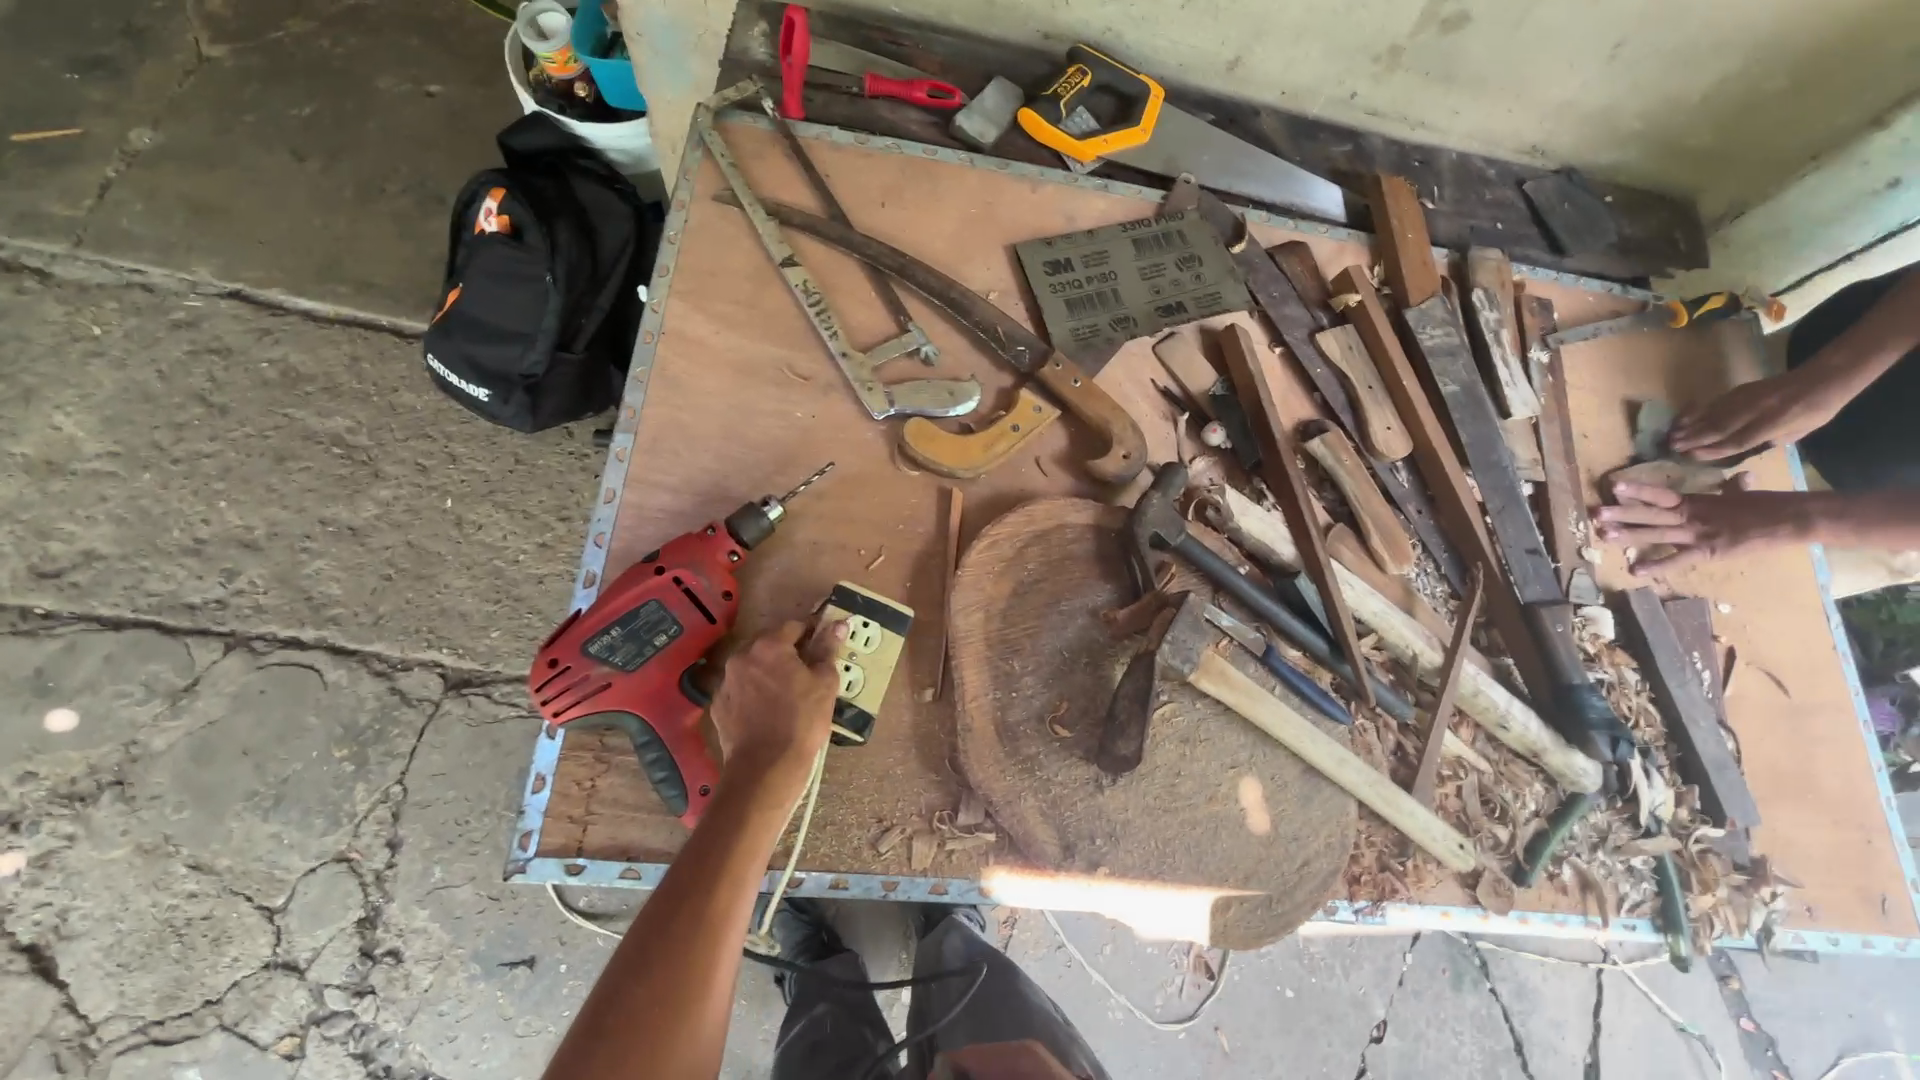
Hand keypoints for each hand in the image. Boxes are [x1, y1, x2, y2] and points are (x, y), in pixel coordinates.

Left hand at [708, 617, 846, 798]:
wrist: (766, 768)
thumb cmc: (802, 722)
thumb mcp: (824, 684)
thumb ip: (828, 650)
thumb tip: (838, 625)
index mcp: (769, 646)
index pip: (793, 626)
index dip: (810, 635)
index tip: (821, 649)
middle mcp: (741, 657)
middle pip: (768, 646)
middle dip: (785, 655)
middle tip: (804, 676)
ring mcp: (725, 682)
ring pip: (751, 668)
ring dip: (766, 674)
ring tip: (784, 697)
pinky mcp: (718, 706)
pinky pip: (739, 691)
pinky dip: (752, 696)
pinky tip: (765, 714)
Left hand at [1595, 478, 1813, 575]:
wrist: (1792, 519)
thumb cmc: (1768, 505)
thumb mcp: (1745, 494)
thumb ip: (1734, 488)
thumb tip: (1743, 477)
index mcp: (1695, 502)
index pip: (1659, 494)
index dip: (1637, 490)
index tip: (1612, 486)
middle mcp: (1690, 515)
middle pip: (1649, 514)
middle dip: (1621, 514)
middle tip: (1593, 513)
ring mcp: (1696, 533)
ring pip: (1656, 533)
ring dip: (1628, 534)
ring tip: (1602, 534)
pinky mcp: (1707, 550)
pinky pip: (1677, 559)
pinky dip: (1656, 565)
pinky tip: (1635, 570)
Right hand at [1667, 367, 1849, 459]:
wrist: (1825, 377)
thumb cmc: (1818, 409)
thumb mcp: (1800, 432)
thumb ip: (1769, 441)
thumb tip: (1742, 447)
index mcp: (1776, 422)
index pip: (1738, 441)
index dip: (1713, 450)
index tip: (1693, 456)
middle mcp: (1758, 410)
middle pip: (1719, 427)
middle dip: (1694, 438)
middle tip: (1673, 447)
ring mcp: (1747, 397)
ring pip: (1713, 414)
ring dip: (1690, 425)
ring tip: (1673, 435)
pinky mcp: (1741, 389)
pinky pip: (1715, 403)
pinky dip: (1698, 411)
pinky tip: (1685, 418)